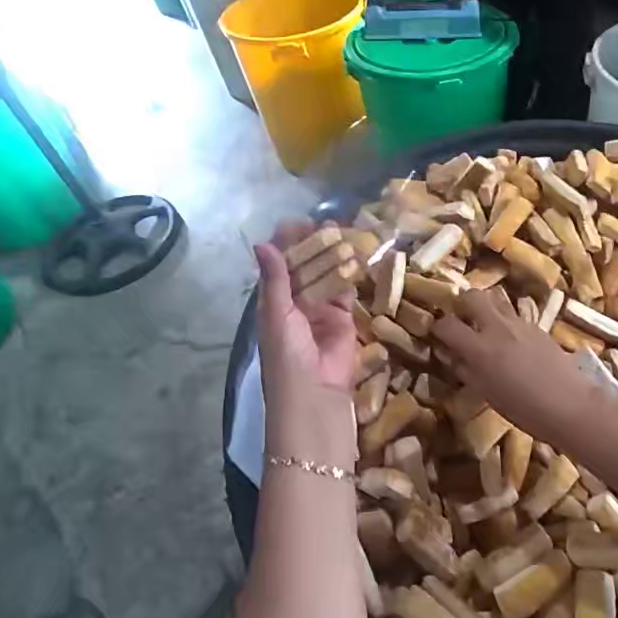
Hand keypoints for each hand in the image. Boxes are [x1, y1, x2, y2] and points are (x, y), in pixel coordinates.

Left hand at [255, 222, 359, 404]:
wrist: (315, 396)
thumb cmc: (287, 356)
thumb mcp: (277, 315)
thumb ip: (275, 280)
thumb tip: (262, 243)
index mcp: (273, 302)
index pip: (279, 265)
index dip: (286, 243)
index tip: (298, 222)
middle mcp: (296, 303)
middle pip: (304, 267)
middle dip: (313, 245)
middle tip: (325, 222)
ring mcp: (320, 310)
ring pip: (326, 275)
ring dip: (332, 255)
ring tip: (342, 231)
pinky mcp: (343, 318)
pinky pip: (346, 290)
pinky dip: (350, 273)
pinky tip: (355, 253)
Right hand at [431, 287, 602, 446]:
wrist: (571, 405)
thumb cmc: (523, 408)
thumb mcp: (486, 393)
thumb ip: (467, 370)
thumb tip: (454, 357)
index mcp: (479, 347)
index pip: (447, 325)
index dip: (438, 328)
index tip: (437, 335)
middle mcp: (496, 327)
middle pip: (472, 296)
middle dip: (462, 303)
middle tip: (462, 319)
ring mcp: (519, 323)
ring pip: (496, 299)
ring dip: (486, 308)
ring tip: (486, 326)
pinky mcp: (537, 326)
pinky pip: (514, 314)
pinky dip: (506, 321)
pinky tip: (511, 340)